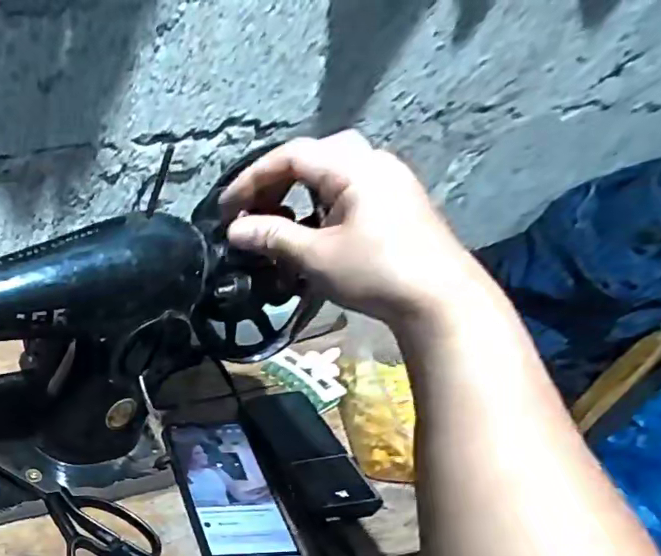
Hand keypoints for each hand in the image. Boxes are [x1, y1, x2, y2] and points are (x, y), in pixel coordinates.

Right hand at [219, 130, 491, 329]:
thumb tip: (234, 230)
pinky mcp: (389, 202)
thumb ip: (272, 237)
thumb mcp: (313, 256)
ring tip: (269, 223)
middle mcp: (372, 163)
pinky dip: (312, 203)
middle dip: (273, 181)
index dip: (252, 178)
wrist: (434, 295)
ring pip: (327, 172)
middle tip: (248, 212)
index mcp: (354, 168)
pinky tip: (301, 230)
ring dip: (292, 193)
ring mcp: (385, 181)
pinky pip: (342, 189)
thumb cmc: (373, 271)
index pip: (293, 155)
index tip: (226, 208)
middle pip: (311, 156)